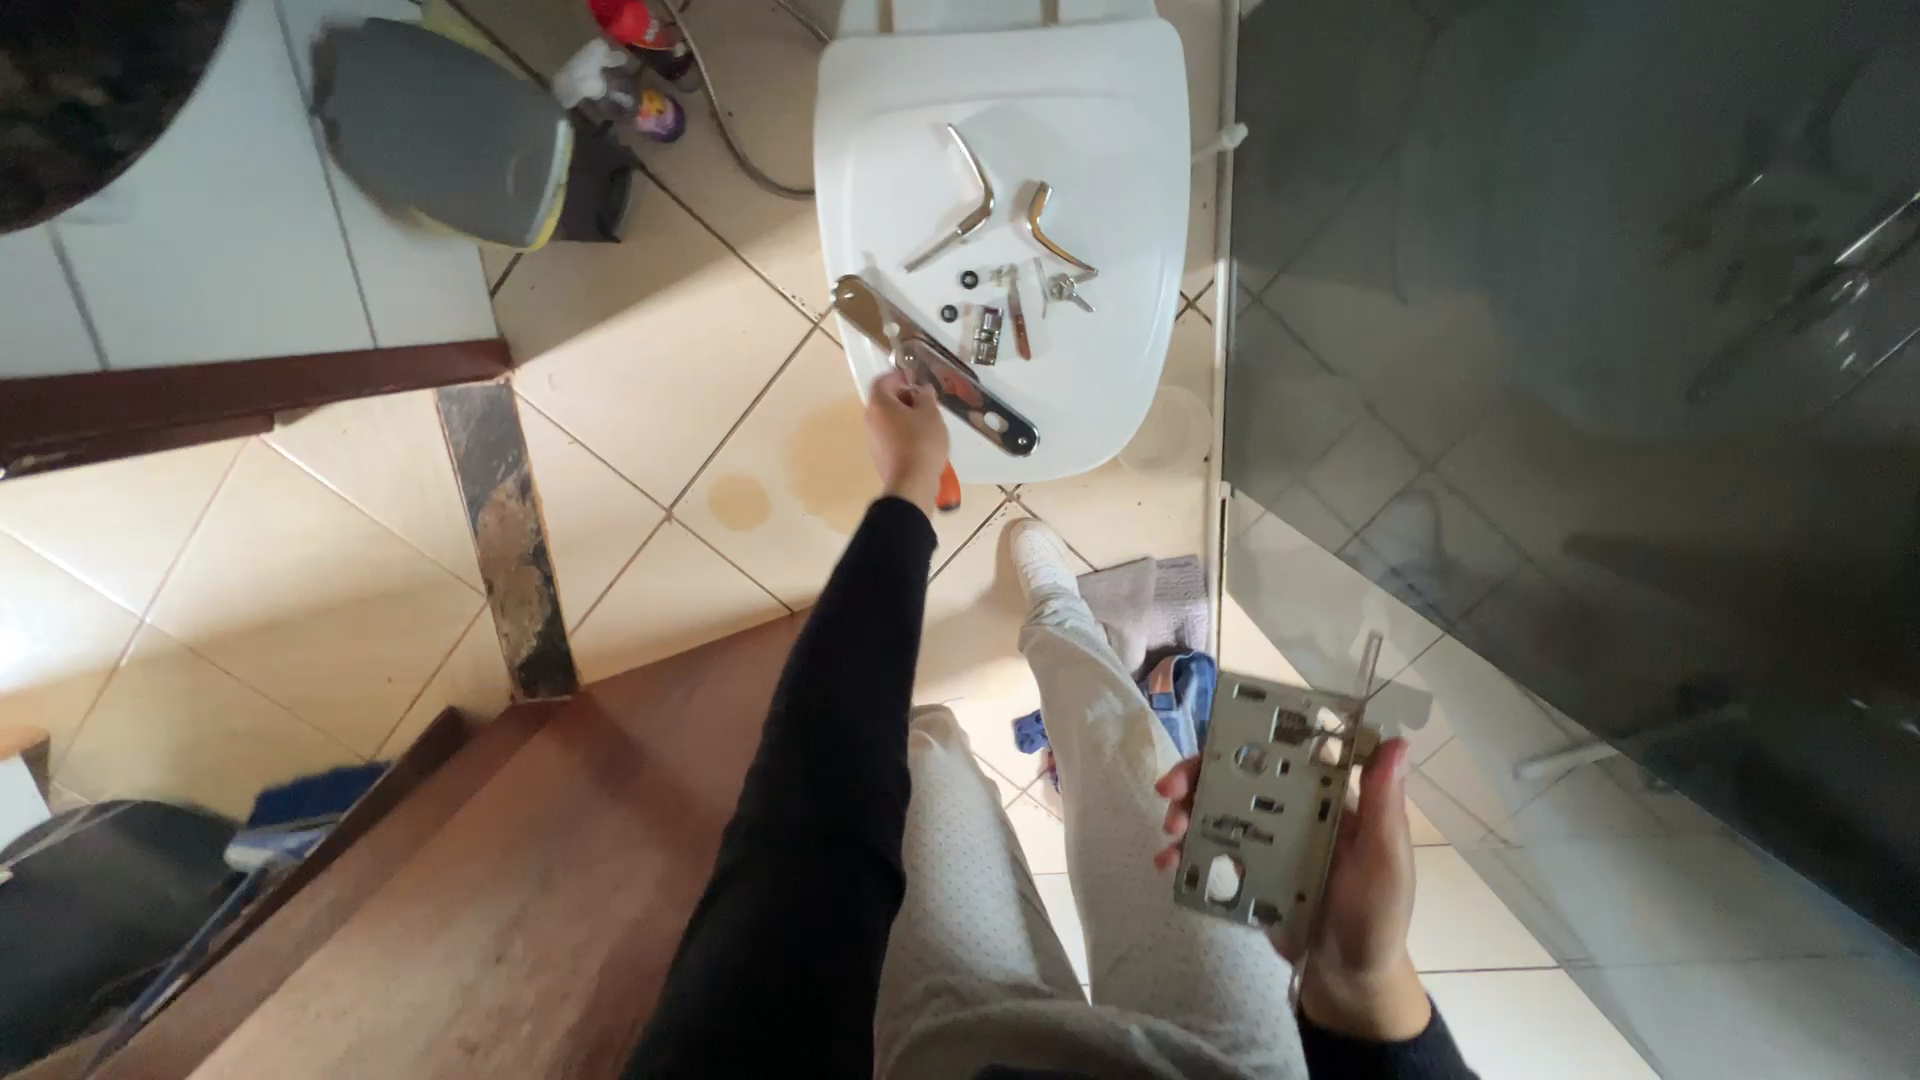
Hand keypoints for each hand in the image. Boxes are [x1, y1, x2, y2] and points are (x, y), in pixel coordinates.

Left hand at [865, 369, 949, 519]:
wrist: (912, 483)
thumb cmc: (922, 442)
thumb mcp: (931, 413)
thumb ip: (926, 396)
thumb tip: (922, 390)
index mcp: (879, 405)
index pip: (882, 382)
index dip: (897, 376)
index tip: (912, 377)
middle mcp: (870, 420)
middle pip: (884, 401)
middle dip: (903, 397)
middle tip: (923, 399)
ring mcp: (873, 440)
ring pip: (888, 420)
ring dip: (904, 416)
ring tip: (926, 421)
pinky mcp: (880, 457)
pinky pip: (891, 437)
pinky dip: (903, 433)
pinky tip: (921, 440)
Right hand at [1153, 737, 1432, 1041]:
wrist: (1349, 979)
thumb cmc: (1376, 915)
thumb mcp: (1387, 859)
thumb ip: (1383, 804)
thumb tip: (1396, 741)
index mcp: (1318, 798)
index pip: (1275, 752)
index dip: (1241, 738)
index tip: (1213, 742)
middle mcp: (1284, 810)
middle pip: (1231, 775)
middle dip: (1194, 774)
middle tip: (1169, 789)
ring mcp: (1259, 839)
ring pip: (1211, 808)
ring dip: (1184, 809)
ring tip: (1171, 829)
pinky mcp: (1242, 870)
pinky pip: (1206, 851)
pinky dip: (1182, 852)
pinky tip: (1169, 863)